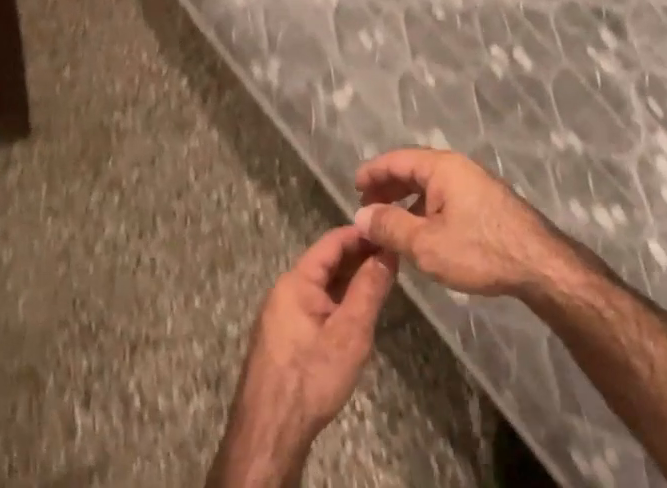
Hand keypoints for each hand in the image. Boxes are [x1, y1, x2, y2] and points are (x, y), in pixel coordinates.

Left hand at [208, 226, 396, 487]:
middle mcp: (284, 292)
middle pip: (327, 262)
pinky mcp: (284, 339)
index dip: (363, 234)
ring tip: (385, 281)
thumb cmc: (312, 376)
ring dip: (351, 281)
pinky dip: (339, 302)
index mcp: (296, 282)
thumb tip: (387, 251)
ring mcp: (282, 316)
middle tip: (396, 258)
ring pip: (322, 287)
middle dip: (361, 257)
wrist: (270, 433)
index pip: (333, 241)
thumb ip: (370, 287)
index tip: (393, 233)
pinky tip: (360, 312)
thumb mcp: (351, 331)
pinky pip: (316, 306)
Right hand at [353, 147, 572, 298]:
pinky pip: (446, 197)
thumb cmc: (479, 250)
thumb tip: (362, 214)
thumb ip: (390, 226)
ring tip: (389, 224)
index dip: (373, 172)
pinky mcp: (486, 204)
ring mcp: (475, 185)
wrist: (537, 263)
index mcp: (442, 168)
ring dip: (407, 201)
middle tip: (366, 208)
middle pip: (415, 170)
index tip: (352, 187)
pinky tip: (421, 233)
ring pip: (431, 186)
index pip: (398, 160)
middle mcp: (459, 168)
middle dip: (388, 187)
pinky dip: (426, 209)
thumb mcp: (425, 243)